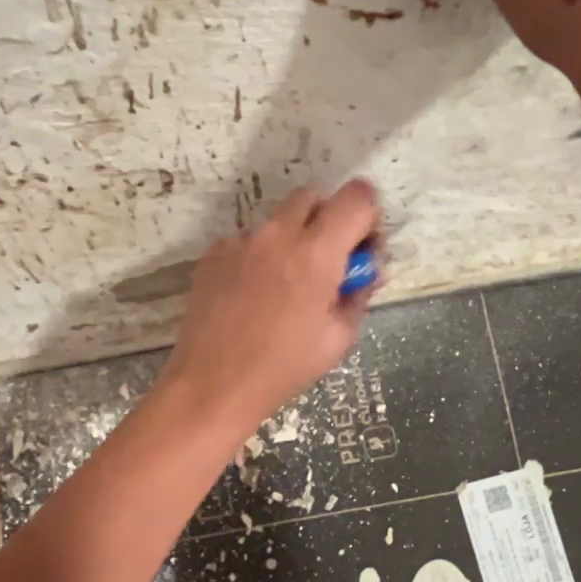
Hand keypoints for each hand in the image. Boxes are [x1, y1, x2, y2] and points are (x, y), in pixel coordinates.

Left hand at [156, 180, 380, 434]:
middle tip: (327, 265)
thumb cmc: (284, 368)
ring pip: (277, 221)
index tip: (361, 250)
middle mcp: (278, 233)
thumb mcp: (338, 338)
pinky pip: (247, 241)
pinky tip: (252, 298)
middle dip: (328, 221)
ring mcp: (240, 241)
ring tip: (285, 289)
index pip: (357, 197)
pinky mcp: (213, 254)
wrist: (213, 385)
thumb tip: (366, 271)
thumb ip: (359, 293)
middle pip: (313, 196)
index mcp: (317, 252)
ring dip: (291, 241)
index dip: (367, 217)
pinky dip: (258, 258)